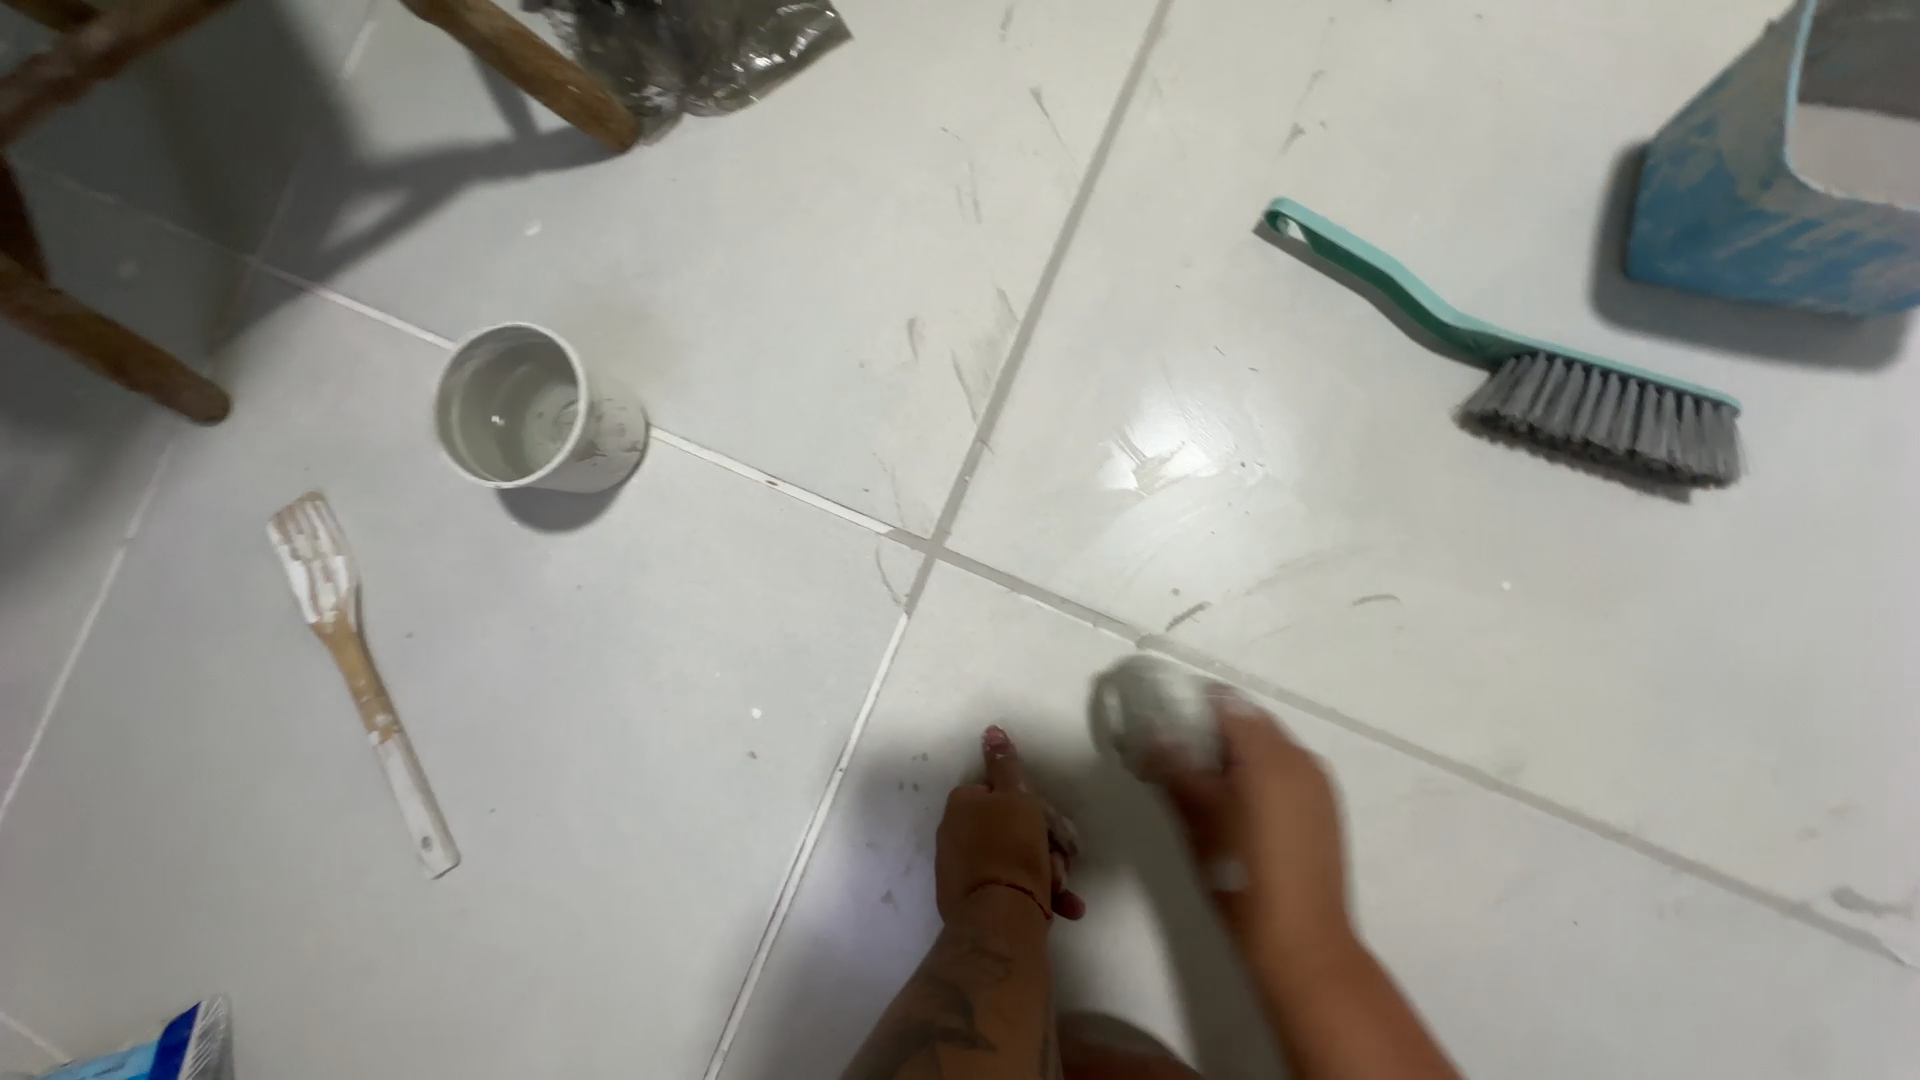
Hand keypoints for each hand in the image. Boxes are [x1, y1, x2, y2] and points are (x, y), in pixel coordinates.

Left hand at [936, 726, 1086, 922]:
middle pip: (1008, 829)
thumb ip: (1006, 764)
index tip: (1051, 824)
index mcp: (961, 805)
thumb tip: (991, 731)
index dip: (1030, 806)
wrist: (1000, 918)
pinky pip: (1007, 888)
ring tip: (1061, 889)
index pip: (1000, 793)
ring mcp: (958, 870)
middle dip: (1042, 844)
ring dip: (1045, 871)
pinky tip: (1059, 906)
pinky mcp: (968, 902)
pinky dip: (1034, 894)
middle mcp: (953, 833)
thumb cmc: (1012, 849)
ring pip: (1012, 861)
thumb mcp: (1017, 797)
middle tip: (1061, 860)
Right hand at [1146, 687, 1353, 977]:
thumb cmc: (1241, 876)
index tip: (1162, 718)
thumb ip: (1173, 767)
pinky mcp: (1325, 809)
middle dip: (1213, 728)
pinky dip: (1259, 772)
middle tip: (1176, 751)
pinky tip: (1237, 804)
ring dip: (1236, 751)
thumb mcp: (1196, 819)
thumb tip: (1150, 731)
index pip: (1226, 703)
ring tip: (1203, 780)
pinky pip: (1286, 770)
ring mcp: (1319, 785)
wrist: (1303, 944)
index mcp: (1270, 755)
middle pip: (1251, 721)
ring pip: (1270, 746)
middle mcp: (1301, 758)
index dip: (1192, 704)